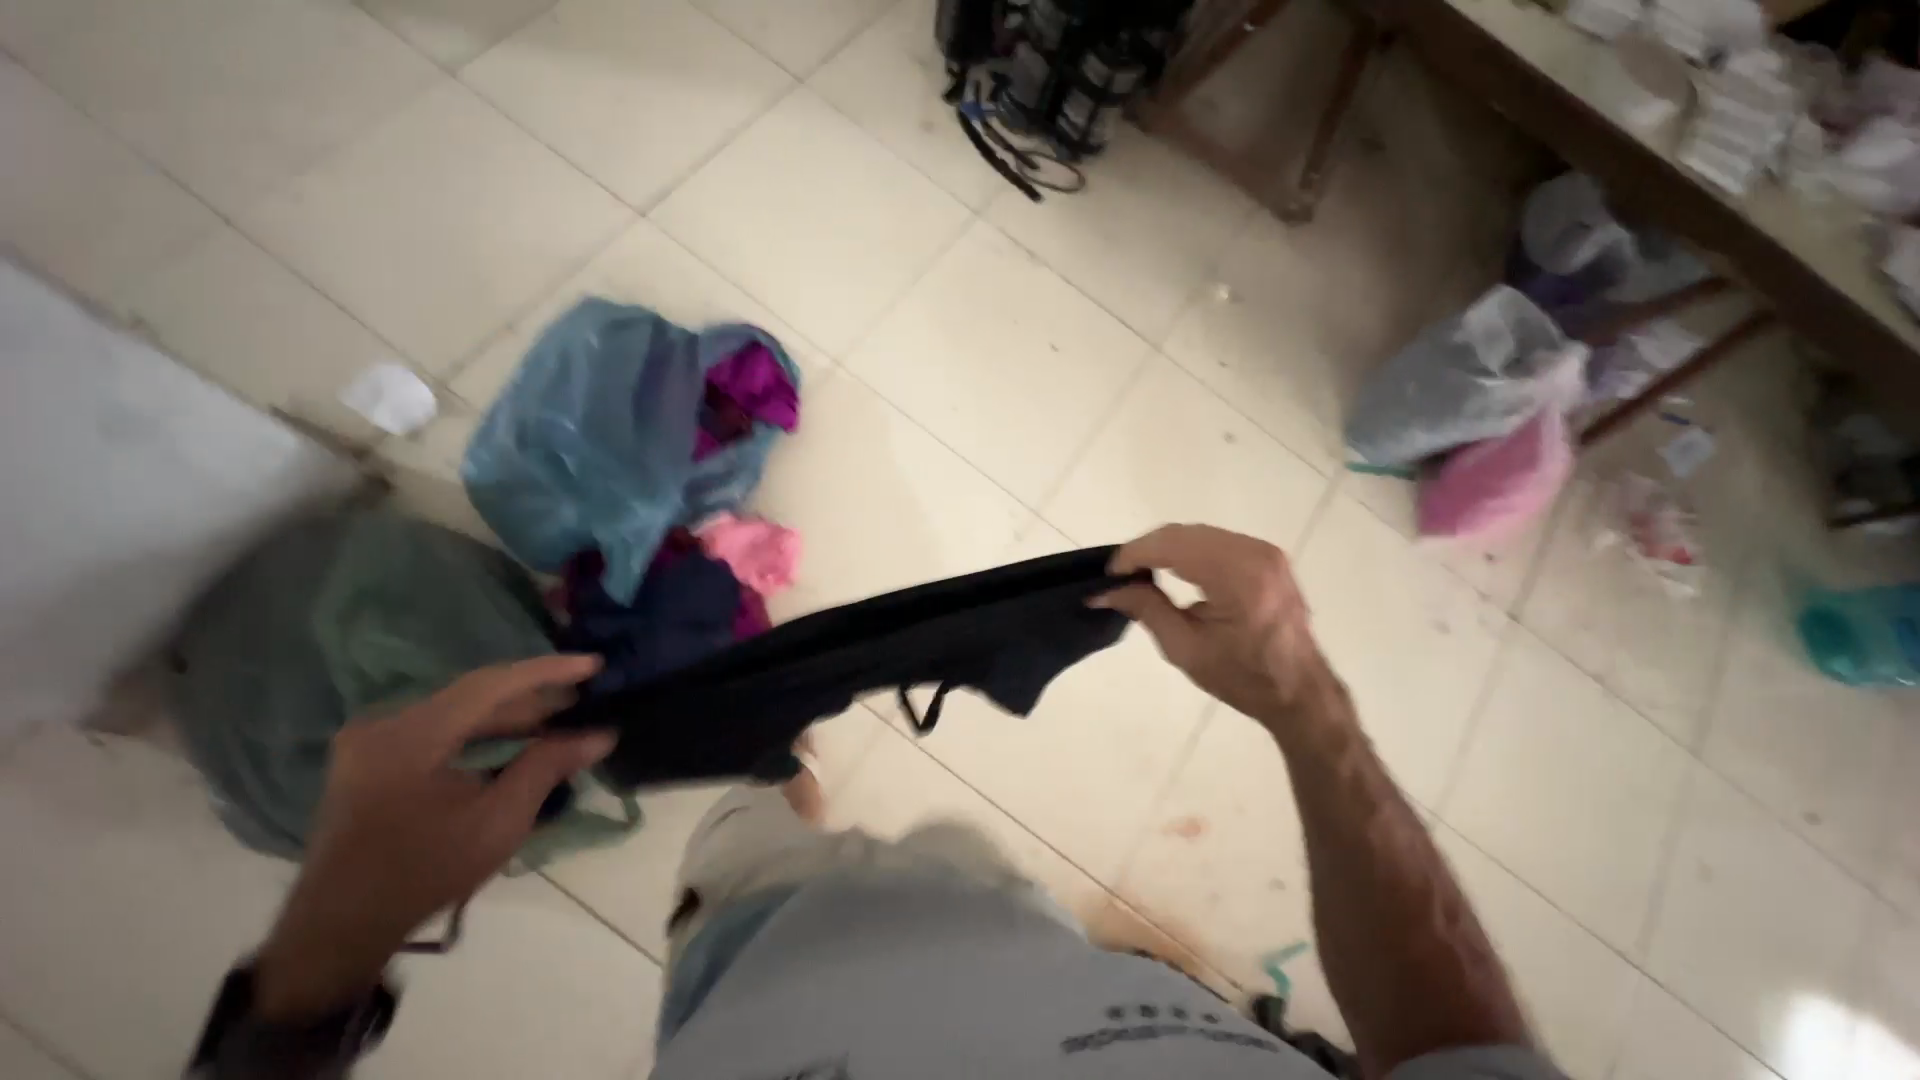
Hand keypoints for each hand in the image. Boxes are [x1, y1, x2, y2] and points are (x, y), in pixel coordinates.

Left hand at [254, 655, 614, 1019]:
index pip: (490, 684)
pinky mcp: (374, 757)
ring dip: (510, 716)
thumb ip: (548, 767)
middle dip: (533, 696)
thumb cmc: (424, 873)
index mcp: (410, 735)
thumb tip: (601, 734)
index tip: (594, 663)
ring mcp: (375, 739)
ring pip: (459, 711)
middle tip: (586, 697)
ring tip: (563, 718)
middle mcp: (387, 723)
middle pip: (474, 695)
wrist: (340, 926)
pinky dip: (483, 732)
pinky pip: (441, 729)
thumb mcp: (498, 822)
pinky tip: (519, 738)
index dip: (547, 671)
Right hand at [1097, 524, 1338, 732]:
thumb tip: (1105, 591)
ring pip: (1199, 534)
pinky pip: (1216, 541)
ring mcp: (1265, 551)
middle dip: (1147, 549)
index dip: (1135, 554)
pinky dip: (1188, 550)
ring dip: (1166, 548)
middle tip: (1120, 576)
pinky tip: (1171, 569)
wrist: (1300, 691)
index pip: (1173, 546)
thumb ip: (1146, 610)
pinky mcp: (1267, 556)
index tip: (1109, 575)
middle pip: (1185, 534)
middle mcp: (1254, 553)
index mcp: (1238, 577)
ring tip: (1141, 573)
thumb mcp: (1186, 649)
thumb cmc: (1243, 678)